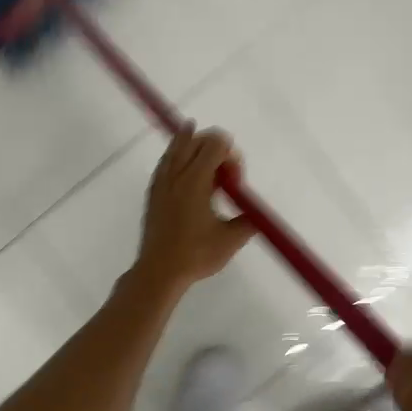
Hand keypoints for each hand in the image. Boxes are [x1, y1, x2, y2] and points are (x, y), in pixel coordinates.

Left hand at [130, 126, 256, 294]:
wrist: (159, 270)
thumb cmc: (196, 255)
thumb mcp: (231, 240)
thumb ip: (249, 221)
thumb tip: (257, 215)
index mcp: (195, 181)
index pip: (215, 145)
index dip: (231, 156)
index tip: (235, 181)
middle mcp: (176, 174)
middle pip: (196, 140)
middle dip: (215, 148)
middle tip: (225, 174)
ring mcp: (161, 182)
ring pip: (176, 147)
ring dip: (193, 144)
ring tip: (200, 143)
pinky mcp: (153, 192)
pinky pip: (166, 161)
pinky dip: (176, 155)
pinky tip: (181, 162)